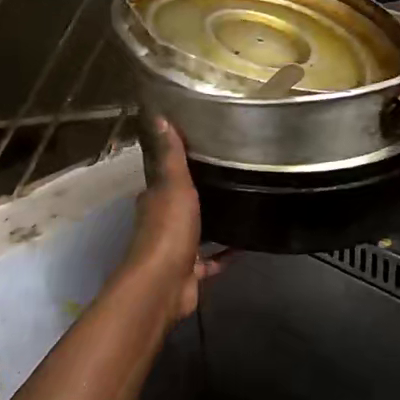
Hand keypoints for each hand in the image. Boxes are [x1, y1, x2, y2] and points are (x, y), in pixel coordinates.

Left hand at [122, 118, 221, 320]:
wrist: (166, 283)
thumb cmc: (168, 230)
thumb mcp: (174, 185)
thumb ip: (172, 155)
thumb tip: (159, 116)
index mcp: (154, 200)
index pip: (164, 177)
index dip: (177, 165)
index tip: (199, 150)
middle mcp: (161, 224)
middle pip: (180, 204)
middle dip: (198, 194)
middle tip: (228, 176)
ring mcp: (175, 250)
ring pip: (196, 232)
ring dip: (212, 223)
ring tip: (240, 206)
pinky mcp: (191, 272)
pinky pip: (211, 260)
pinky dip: (225, 254)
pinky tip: (245, 243)